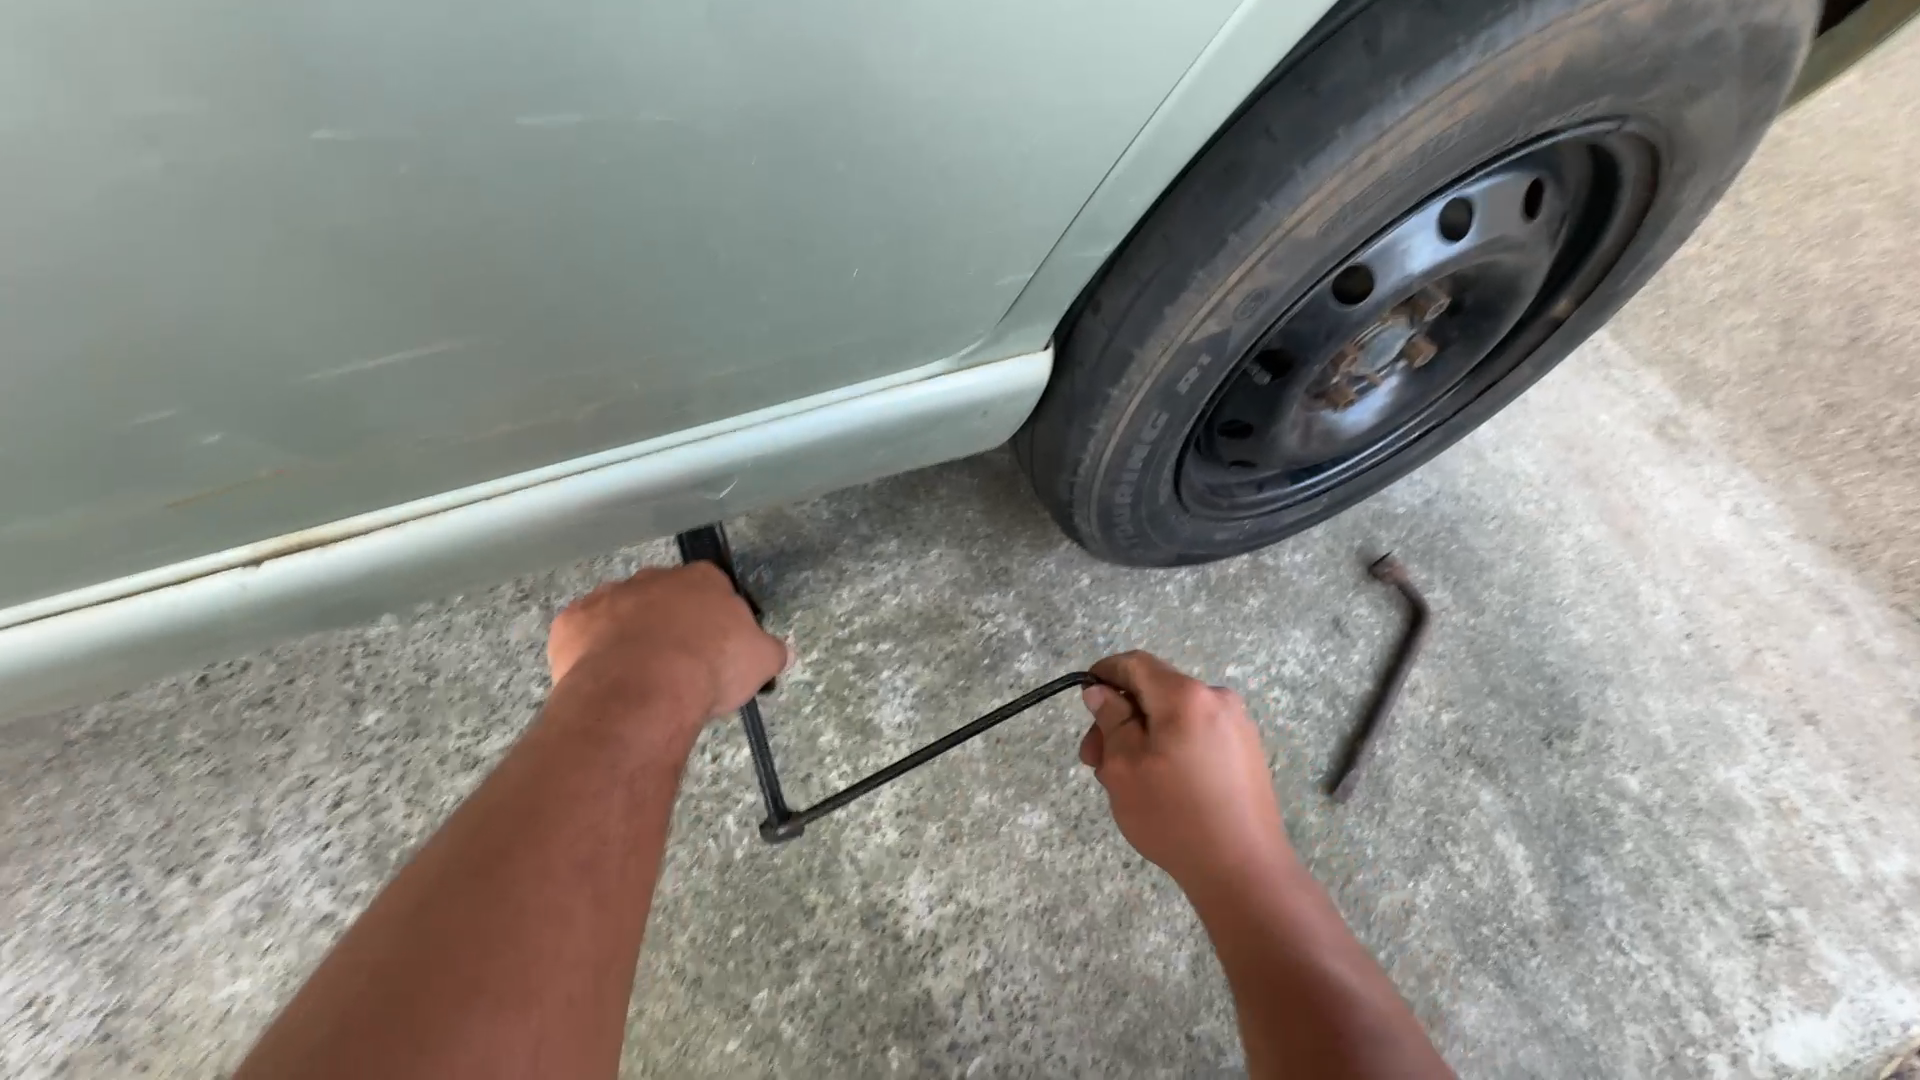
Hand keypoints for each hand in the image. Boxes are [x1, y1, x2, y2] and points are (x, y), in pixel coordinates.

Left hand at [547, 563, 789, 722]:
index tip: (716, 649)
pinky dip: (592, 654)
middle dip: (670, 624)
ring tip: (640, 680)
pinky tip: (605, 682)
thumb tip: (782, 652)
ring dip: (629, 637)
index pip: (714, 588)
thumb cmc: (710, 667)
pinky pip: (584, 636)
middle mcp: (654, 578)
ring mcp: (608, 596)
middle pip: (665, 598)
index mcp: (703, 579)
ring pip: (621, 614)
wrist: (642, 690)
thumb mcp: (761, 661)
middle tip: (678, 666)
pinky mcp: (571, 622)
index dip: (714, 619)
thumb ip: (772, 650)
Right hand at [1079, 651, 1292, 893]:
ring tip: (1124, 782)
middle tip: (1094, 762)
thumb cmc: (1174, 815)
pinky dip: (1170, 748)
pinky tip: (1158, 786)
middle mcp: (1217, 700)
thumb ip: (1111, 719)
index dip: (1104, 674)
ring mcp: (1237, 727)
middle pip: (1154, 692)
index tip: (1084, 701)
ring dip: (1141, 738)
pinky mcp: (1246, 753)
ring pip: (1173, 717)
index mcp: (1186, 695)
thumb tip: (1100, 690)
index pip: (1136, 664)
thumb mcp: (1124, 766)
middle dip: (1119, 720)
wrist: (1244, 872)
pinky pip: (1196, 735)